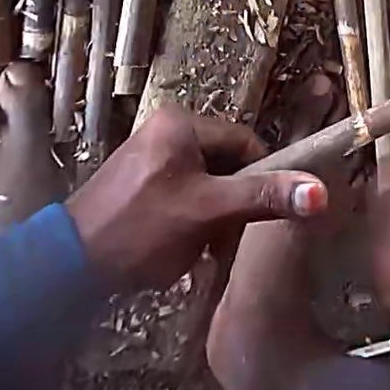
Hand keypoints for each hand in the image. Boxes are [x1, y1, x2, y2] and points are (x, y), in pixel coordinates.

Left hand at [65, 104, 327, 289]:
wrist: (69, 265)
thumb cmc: (140, 228)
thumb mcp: (206, 212)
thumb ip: (262, 197)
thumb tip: (320, 191)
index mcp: (180, 124)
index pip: (244, 142)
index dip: (260, 177)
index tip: (259, 214)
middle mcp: (165, 130)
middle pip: (226, 163)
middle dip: (232, 202)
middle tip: (223, 237)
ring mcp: (150, 154)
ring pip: (206, 182)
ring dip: (213, 216)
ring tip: (200, 246)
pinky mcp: (140, 180)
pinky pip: (183, 192)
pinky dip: (192, 218)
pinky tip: (181, 245)